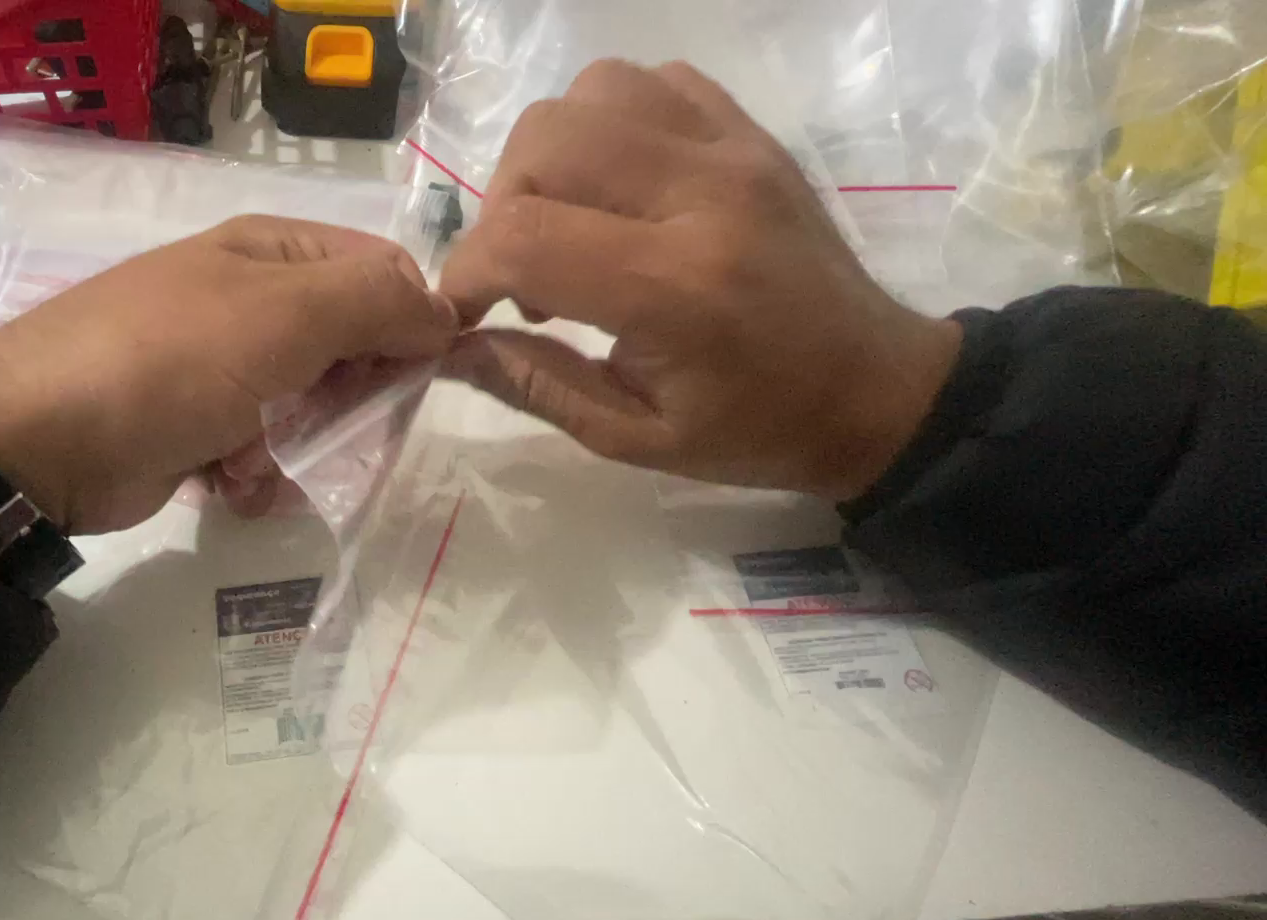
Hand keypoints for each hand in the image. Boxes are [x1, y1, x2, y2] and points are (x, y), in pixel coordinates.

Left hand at [0, 216, 458, 532]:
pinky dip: (257, 477)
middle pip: (349, 352)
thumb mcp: (284, 317)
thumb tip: (443, 313)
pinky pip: (265, 456)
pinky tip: (230, 483)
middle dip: (346, 403)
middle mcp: (252, 306)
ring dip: (299, 449)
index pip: (380, 277)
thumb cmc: (172, 363)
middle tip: (330, 429)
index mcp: (274, 255)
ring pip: (311, 415)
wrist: (44, 441)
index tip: (403, 379)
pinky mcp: (202, 431)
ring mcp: (224, 372)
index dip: (406, 327)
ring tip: (256, 460)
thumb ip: (375, 304)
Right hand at [439, 60, 962, 500]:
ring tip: (563, 229)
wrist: (869, 389)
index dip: (466, 274)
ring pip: (590, 94)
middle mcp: (703, 196)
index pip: (523, 238)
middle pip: (545, 142)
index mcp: (674, 290)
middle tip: (519, 276)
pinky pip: (648, 84)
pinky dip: (602, 129)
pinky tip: (611, 195)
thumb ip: (531, 383)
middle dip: (498, 212)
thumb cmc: (746, 429)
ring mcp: (735, 149)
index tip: (464, 315)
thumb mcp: (627, 435)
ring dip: (546, 162)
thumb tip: (449, 347)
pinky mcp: (751, 131)